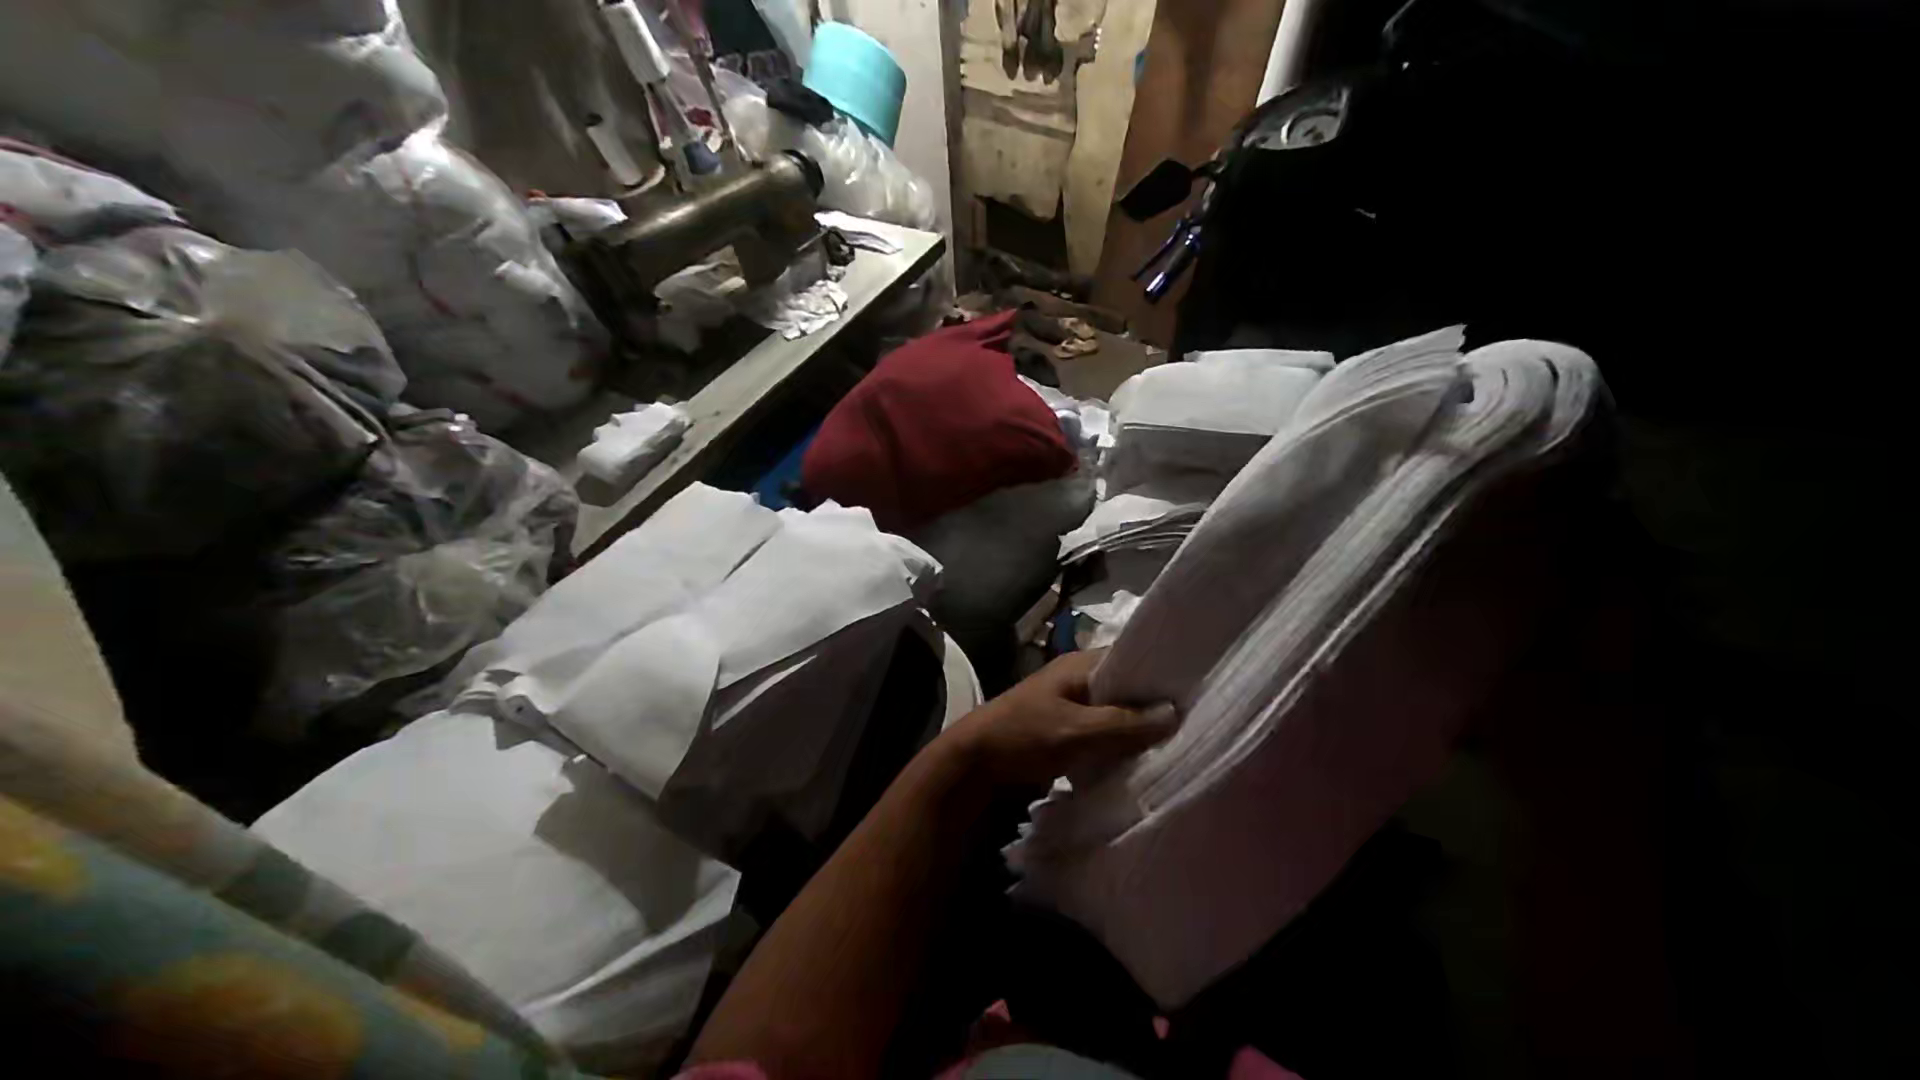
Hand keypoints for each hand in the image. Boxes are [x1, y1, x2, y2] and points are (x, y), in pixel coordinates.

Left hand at [944, 650, 1176, 787]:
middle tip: (1195, 721)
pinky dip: (1120, 743)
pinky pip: (1103, 733)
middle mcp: (1078, 680)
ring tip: (1178, 741)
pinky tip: (1143, 758)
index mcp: (1079, 666)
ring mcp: (1072, 707)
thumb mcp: (1076, 730)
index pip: (1131, 658)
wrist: (973, 765)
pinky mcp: (1067, 732)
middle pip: (1126, 688)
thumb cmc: (1023, 737)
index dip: (1162, 671)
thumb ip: (1124, 723)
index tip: (1198, 688)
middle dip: (1154, 705)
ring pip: (1116, 713)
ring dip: (1137, 728)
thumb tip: (1174, 712)